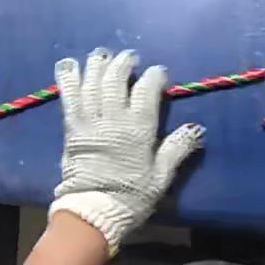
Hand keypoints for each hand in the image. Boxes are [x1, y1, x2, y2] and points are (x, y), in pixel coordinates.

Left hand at [49, 48, 203, 249]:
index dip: (154, 77)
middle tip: (128, 57)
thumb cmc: (131, 195)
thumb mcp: (161, 176)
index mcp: (138, 129)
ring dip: (97, 65)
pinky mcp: (71, 127)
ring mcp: (90, 121)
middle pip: (116, 80)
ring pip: (92, 83)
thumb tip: (196, 128)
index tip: (158, 72)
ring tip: (102, 54)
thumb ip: (176, 149)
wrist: (93, 210)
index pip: (147, 91)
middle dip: (123, 64)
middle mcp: (113, 119)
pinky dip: (68, 78)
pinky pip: (69, 97)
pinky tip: (68, 64)